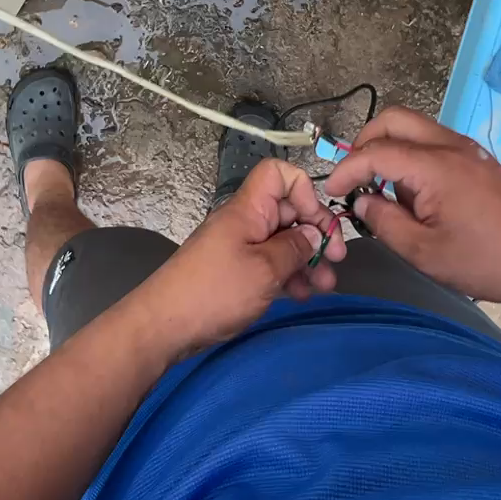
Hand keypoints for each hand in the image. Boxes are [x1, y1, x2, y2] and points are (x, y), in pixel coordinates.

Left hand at [116, 159, 341, 358]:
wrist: (164, 326)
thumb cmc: (215, 292)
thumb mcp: (264, 269)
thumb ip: (294, 248)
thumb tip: (313, 233)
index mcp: (248, 209)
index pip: (279, 174)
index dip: (304, 191)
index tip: (318, 224)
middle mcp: (245, 221)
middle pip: (288, 210)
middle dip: (316, 233)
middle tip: (336, 261)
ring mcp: (239, 246)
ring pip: (283, 240)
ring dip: (307, 259)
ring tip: (324, 287)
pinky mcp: (235, 271)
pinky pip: (270, 262)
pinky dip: (289, 274)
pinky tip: (301, 294)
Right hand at [324, 107, 500, 310]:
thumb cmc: (486, 262)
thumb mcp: (424, 252)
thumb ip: (384, 222)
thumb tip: (362, 201)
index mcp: (436, 166)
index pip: (375, 152)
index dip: (346, 169)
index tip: (331, 191)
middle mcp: (451, 146)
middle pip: (394, 119)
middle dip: (365, 141)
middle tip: (354, 175)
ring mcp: (468, 150)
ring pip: (415, 126)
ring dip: (389, 146)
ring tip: (382, 187)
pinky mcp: (478, 160)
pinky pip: (433, 141)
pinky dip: (411, 154)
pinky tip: (413, 193)